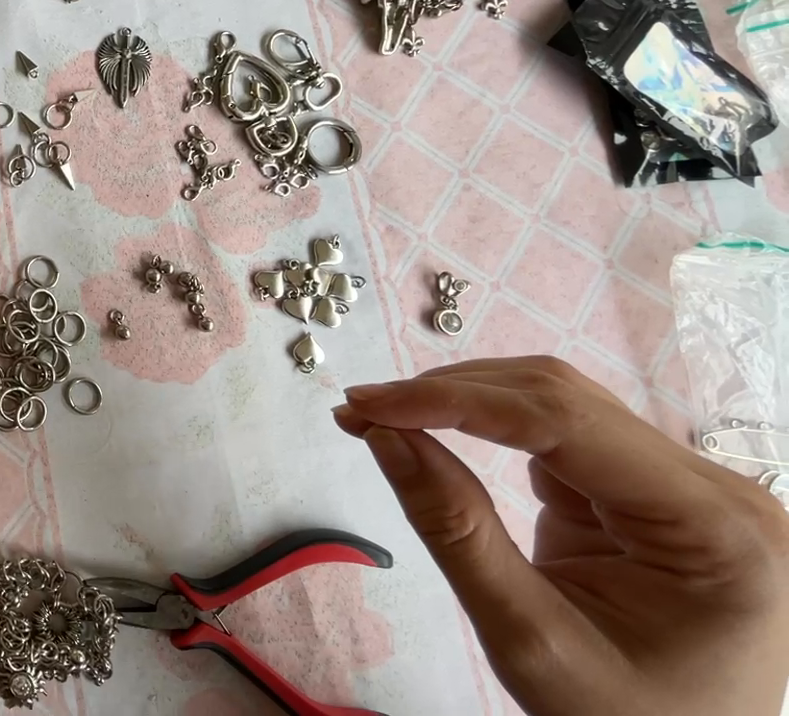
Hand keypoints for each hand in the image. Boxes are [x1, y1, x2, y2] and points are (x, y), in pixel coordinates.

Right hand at [333, 357, 788, 715]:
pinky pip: (552, 428)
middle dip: (447, 394)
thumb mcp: (529, 636)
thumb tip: (382, 435)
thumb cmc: (619, 713)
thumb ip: (455, 530)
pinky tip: (431, 430)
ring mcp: (683, 484)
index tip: (363, 405)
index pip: (563, 423)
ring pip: (551, 401)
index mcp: (717, 529)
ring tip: (385, 418)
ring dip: (459, 399)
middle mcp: (715, 490)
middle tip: (360, 411)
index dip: (452, 401)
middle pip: (558, 399)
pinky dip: (480, 419)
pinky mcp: (643, 486)